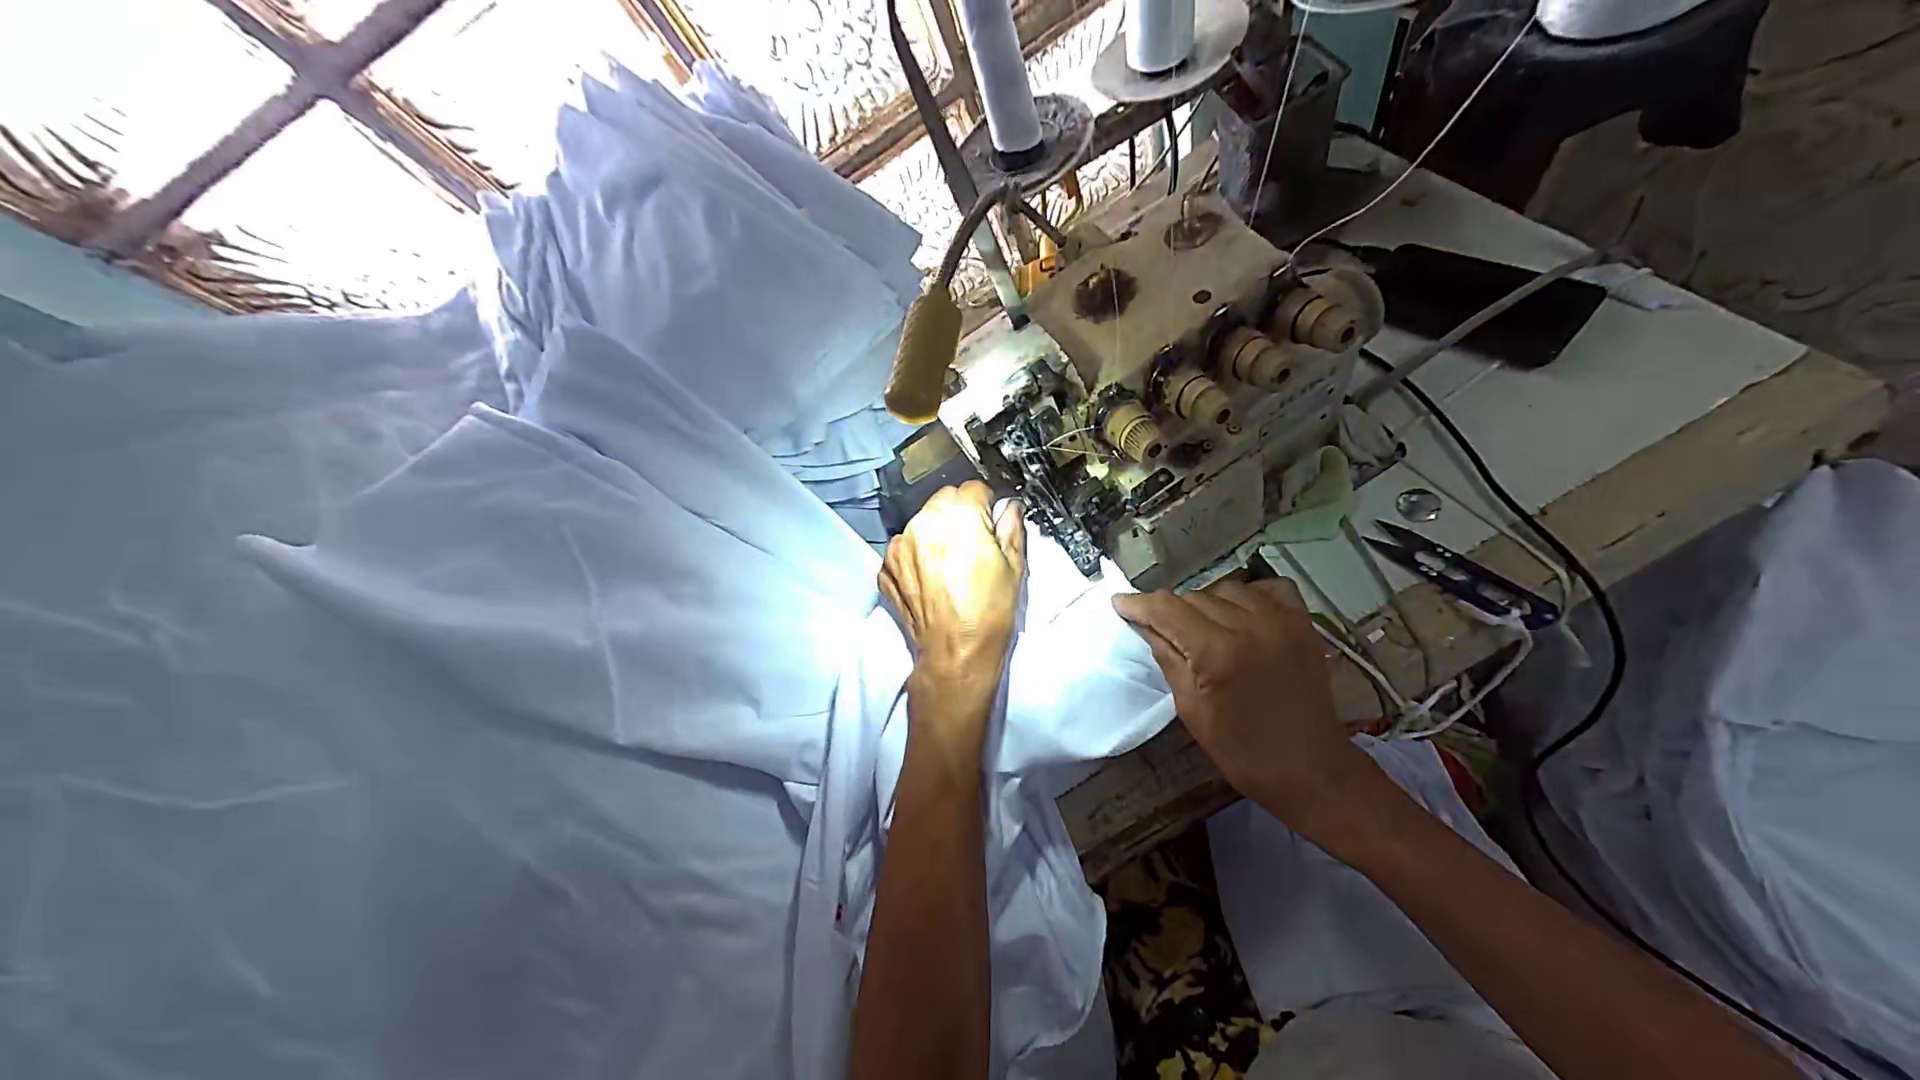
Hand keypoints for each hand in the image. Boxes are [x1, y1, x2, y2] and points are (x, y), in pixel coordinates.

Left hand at [881, 481, 1025, 703]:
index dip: (986, 503)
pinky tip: (936, 578)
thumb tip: (1010, 509)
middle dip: (960, 515)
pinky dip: (918, 555)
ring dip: (937, 534)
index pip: (973, 488)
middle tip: (975, 544)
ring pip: (923, 522)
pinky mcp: (888, 566)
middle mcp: (925, 524)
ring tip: (954, 567)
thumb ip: (1011, 526)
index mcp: (959, 518)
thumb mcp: (1014, 566)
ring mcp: (902, 545)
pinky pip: (905, 547)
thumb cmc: (986, 615)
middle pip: (944, 500)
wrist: (956, 653)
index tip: (991, 519)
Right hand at [1112, 578, 1377, 837]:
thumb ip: (1168, 657)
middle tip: (1160, 628)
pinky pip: (1270, 588)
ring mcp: (1282, 621)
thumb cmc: (1243, 751)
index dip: (1138, 604)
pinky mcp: (1304, 624)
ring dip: (1207, 602)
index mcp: (1217, 652)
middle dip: (1171, 610)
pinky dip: (1250, 595)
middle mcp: (1250, 626)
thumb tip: (1146, 626)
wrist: (1311, 770)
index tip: (1120, 603)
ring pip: (1227, 589)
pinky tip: (1242, 613)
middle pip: (1194, 596)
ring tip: (1202, 625)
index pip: (1167, 609)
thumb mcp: (1191, 708)